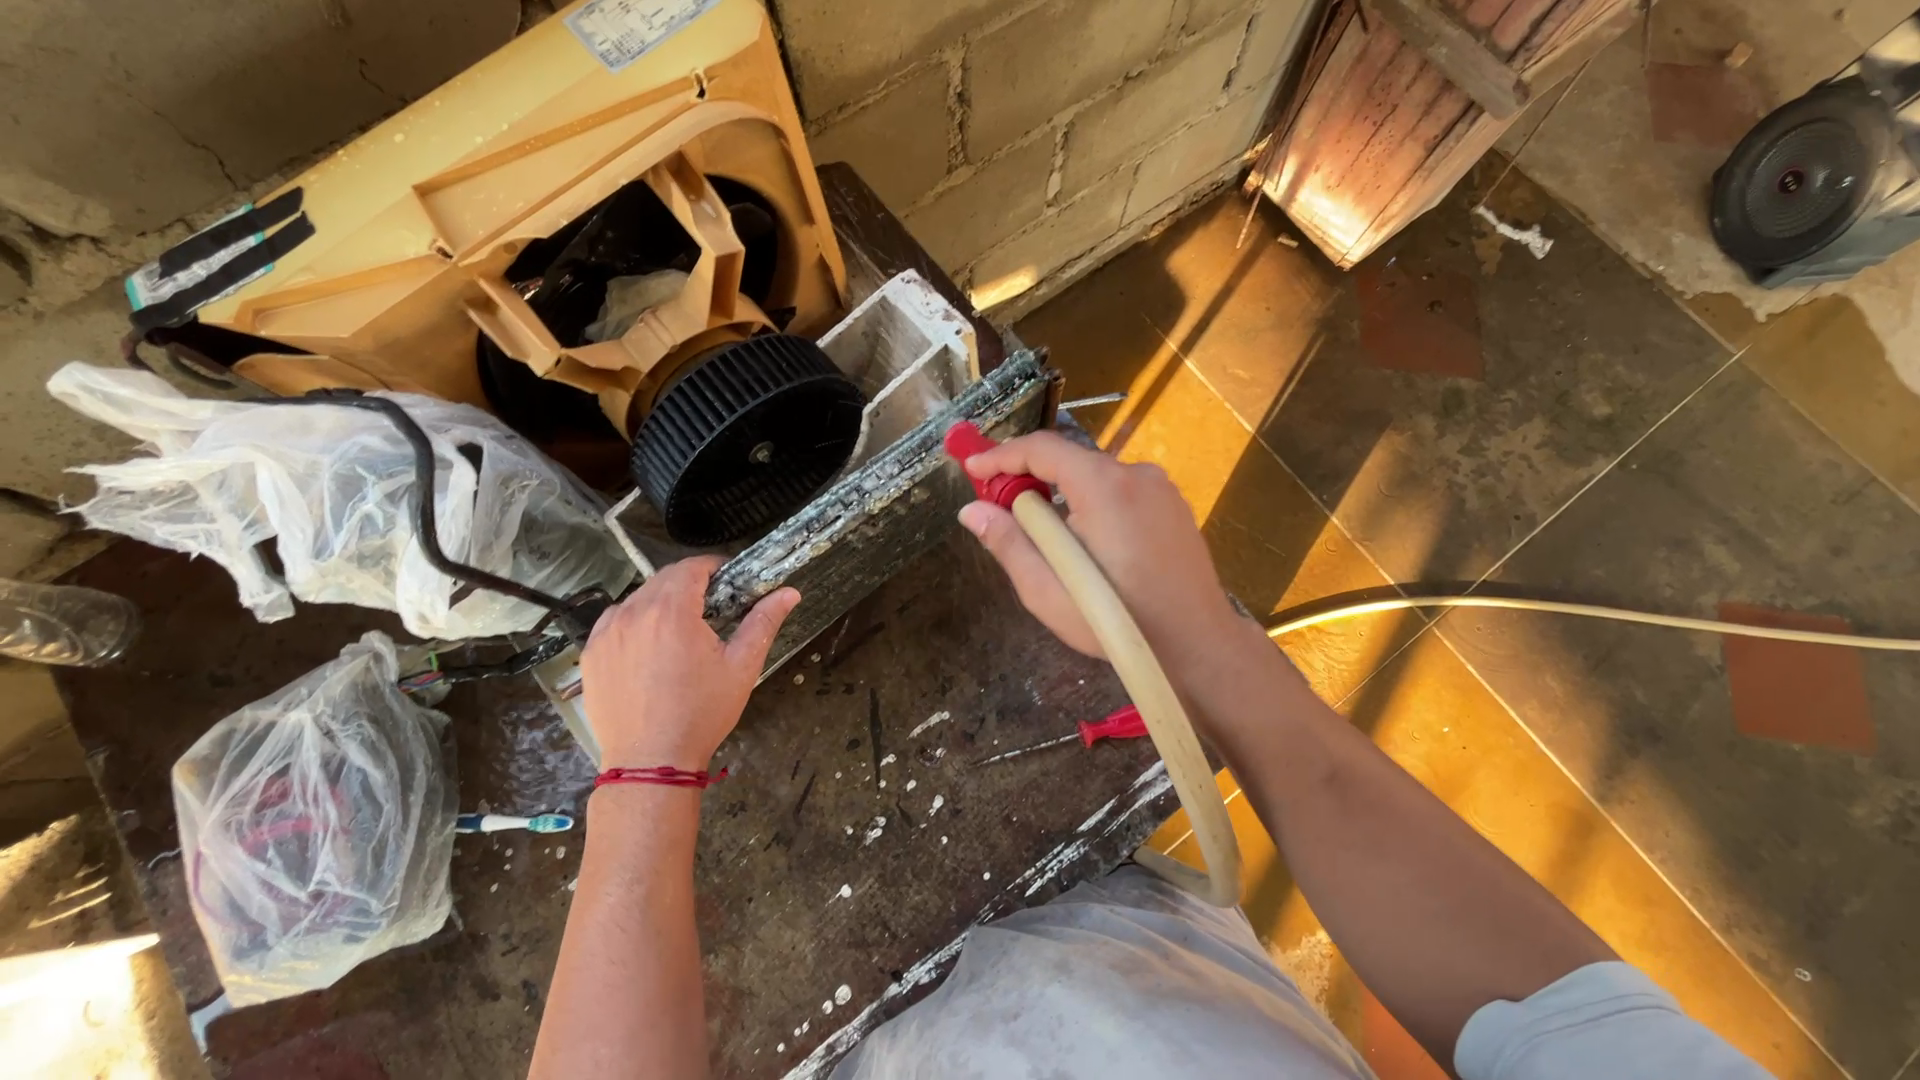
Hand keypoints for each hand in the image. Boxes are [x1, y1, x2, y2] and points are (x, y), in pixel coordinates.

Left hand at [580, 556, 800, 769]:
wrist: (651, 761)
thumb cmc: (701, 713)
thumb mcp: (741, 667)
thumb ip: (763, 622)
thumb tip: (789, 592)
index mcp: (671, 611)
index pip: (692, 567)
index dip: (714, 568)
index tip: (729, 581)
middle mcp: (633, 613)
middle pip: (664, 580)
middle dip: (689, 585)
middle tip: (711, 609)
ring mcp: (606, 633)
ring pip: (638, 599)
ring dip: (661, 603)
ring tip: (679, 632)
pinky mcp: (591, 653)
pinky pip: (614, 622)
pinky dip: (634, 623)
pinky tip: (649, 648)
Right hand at [955, 431, 1245, 670]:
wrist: (1198, 644)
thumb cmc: (1118, 623)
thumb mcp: (1048, 592)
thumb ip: (1008, 543)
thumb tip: (972, 510)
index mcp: (1104, 487)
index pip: (1042, 449)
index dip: (1000, 455)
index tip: (971, 468)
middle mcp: (1136, 474)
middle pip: (1069, 462)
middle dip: (1029, 479)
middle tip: (999, 509)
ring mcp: (1161, 489)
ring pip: (1095, 480)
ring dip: (1063, 497)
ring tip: (1044, 540)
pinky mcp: (1174, 507)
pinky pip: (1120, 494)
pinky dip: (1093, 506)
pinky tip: (1087, 547)